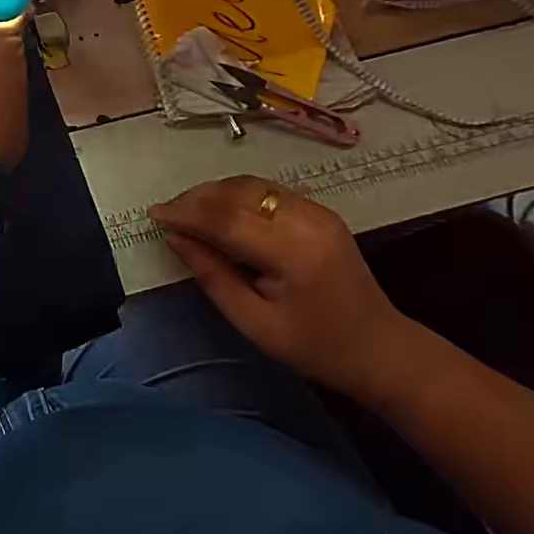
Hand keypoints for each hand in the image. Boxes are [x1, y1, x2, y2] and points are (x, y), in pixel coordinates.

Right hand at [149, 176, 414, 397]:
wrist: (380, 348)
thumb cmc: (315, 348)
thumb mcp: (255, 323)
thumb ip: (213, 275)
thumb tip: (175, 238)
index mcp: (295, 253)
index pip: (228, 220)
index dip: (186, 214)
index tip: (153, 215)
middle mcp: (309, 220)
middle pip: (238, 193)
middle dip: (196, 199)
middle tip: (166, 212)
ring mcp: (318, 211)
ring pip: (252, 185)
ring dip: (214, 192)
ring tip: (185, 209)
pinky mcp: (320, 211)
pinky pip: (268, 191)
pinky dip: (236, 195)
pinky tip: (217, 210)